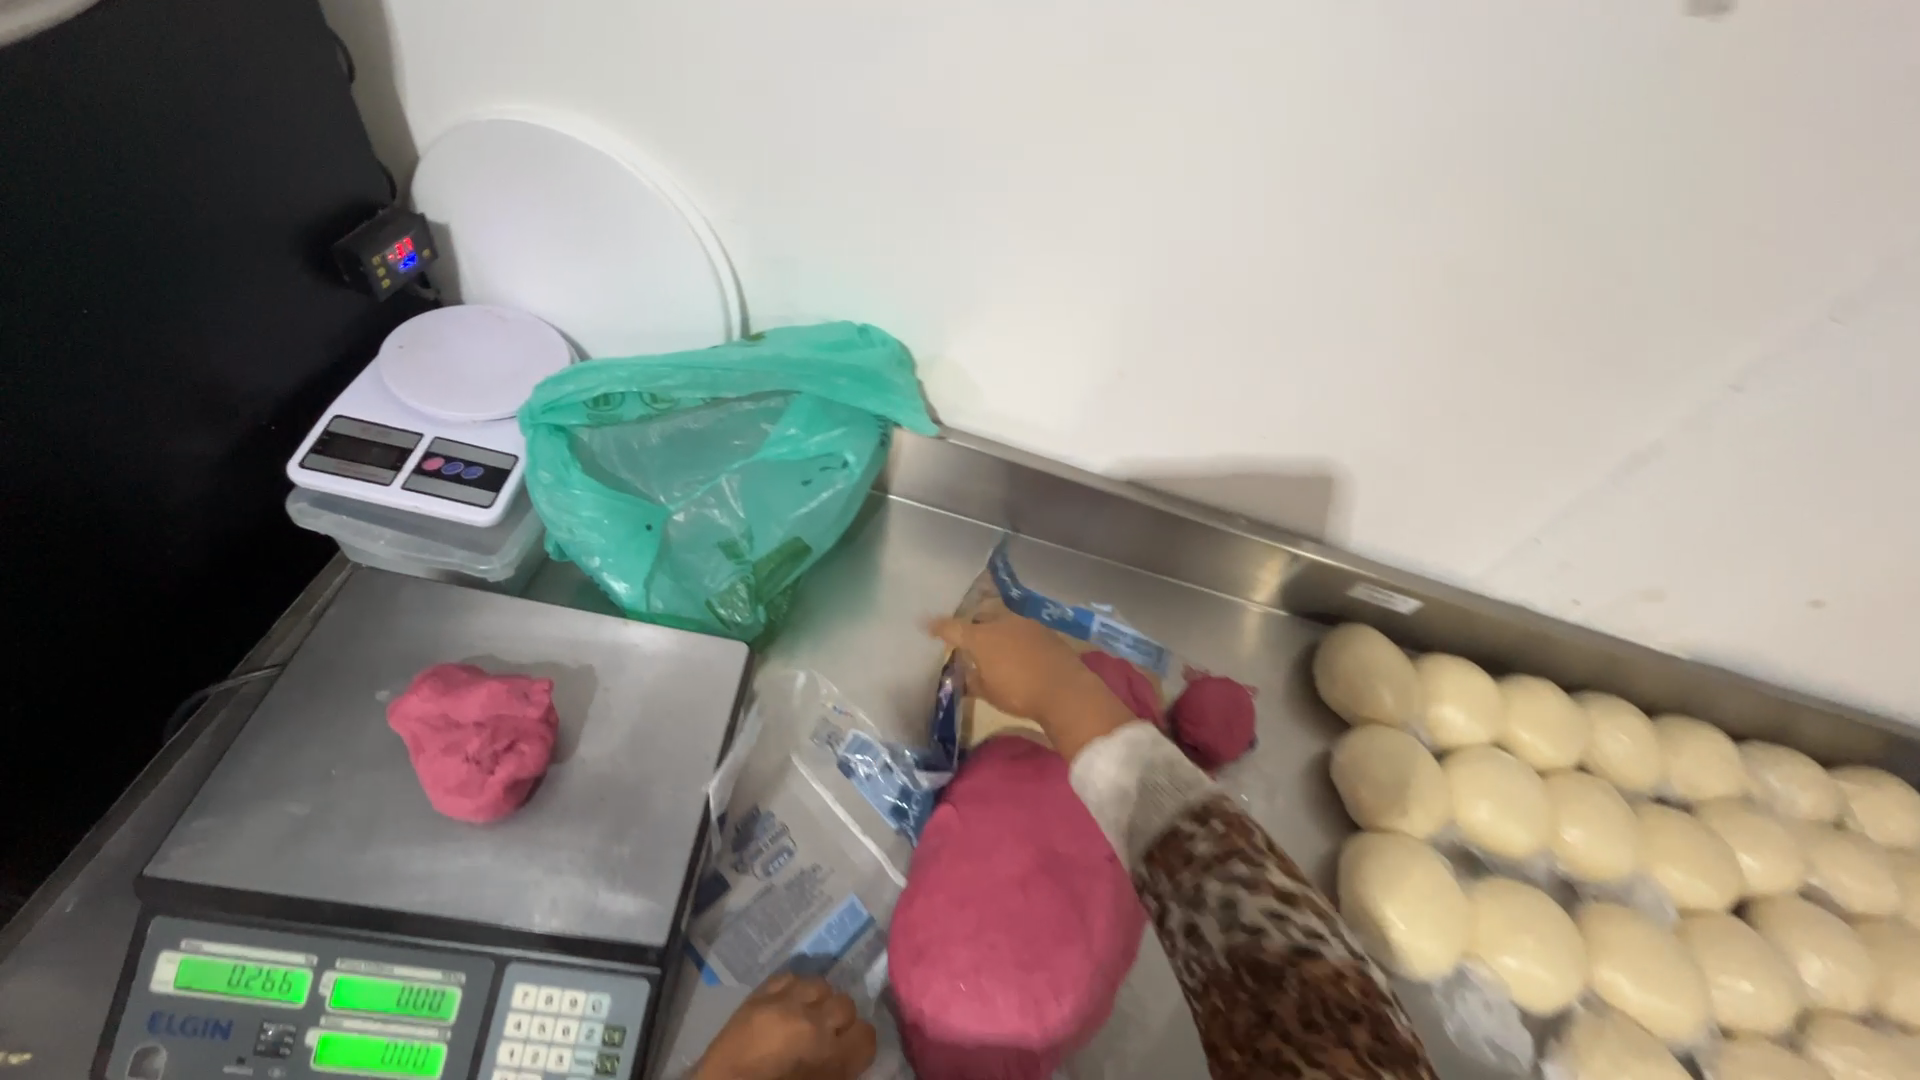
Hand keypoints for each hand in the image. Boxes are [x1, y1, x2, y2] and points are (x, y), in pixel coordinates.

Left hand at [692, 975, 876, 1079]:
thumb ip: (838, 1069)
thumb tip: (845, 1053)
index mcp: (830, 1055)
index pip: (867, 1035)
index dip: (860, 1044)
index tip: (849, 1052)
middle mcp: (813, 1022)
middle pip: (846, 1004)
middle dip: (839, 1021)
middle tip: (825, 1037)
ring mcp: (785, 1003)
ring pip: (820, 985)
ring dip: (817, 1001)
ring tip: (805, 1017)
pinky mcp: (759, 994)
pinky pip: (789, 977)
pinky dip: (792, 989)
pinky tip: (787, 1004)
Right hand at [927, 608, 1135, 760]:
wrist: (1065, 690)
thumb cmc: (1019, 693)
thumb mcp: (988, 692)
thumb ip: (972, 680)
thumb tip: (965, 673)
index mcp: (981, 637)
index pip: (953, 628)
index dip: (939, 627)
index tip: (927, 625)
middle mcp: (1001, 622)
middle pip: (980, 619)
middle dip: (973, 627)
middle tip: (969, 641)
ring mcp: (1026, 623)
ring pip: (1003, 621)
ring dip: (997, 631)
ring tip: (996, 648)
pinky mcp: (1045, 630)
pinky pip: (1022, 630)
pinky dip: (1016, 638)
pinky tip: (1020, 652)